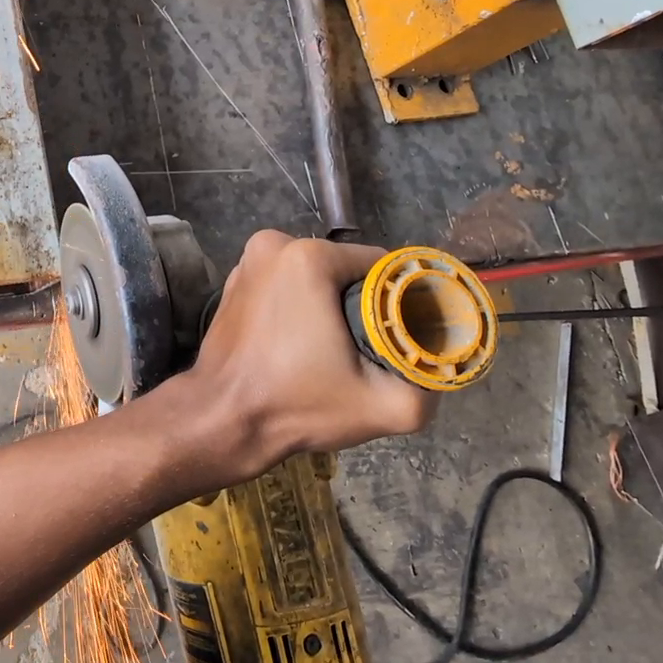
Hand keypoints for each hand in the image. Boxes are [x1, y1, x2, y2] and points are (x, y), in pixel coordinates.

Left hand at [180, 230, 436, 480]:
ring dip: (331, 307)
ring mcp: (248, 262)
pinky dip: (301, 307)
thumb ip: (430, 384)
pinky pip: (286, 286)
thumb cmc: (297, 403)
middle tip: (372, 350)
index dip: (401, 300)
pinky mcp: (234, 283)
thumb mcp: (386, 406)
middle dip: (364, 305)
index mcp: (308, 257)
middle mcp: (273, 245)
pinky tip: (306, 344)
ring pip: (315, 278)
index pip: (381, 266)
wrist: (221, 418)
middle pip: (346, 270)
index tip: (406, 336)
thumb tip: (441, 368)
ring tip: (339, 350)